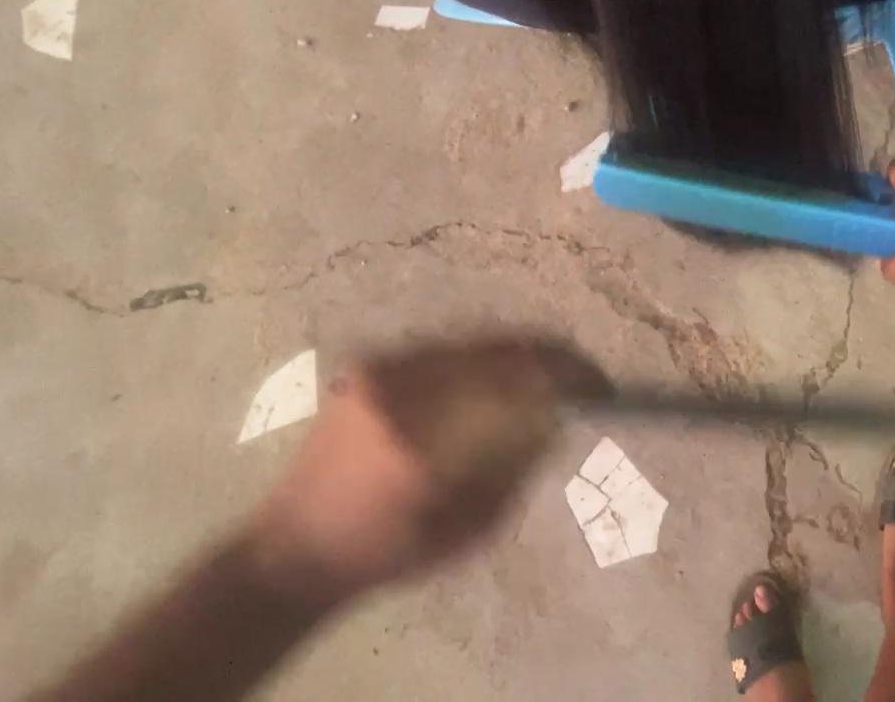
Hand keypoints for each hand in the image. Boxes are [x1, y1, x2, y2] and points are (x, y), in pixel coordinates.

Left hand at [247, 335, 612, 601]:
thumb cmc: (390, 551)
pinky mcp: (370, 365)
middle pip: (501, 351)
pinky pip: (447, 348)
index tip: (602, 386)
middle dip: (552, 357)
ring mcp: (382, 373)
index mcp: (427, 445)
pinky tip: (499, 373)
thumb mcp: (473, 526)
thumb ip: (518, 466)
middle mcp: (402, 395)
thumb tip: (558, 415)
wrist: (292, 546)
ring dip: (519, 355)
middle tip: (583, 373)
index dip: (569, 376)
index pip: (517, 386)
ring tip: (549, 370)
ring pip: (476, 343)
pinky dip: (482, 357)